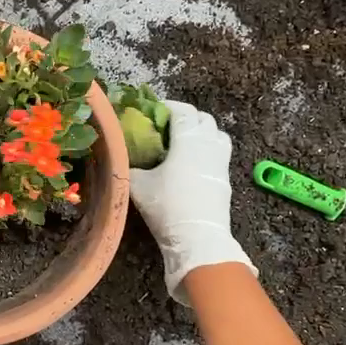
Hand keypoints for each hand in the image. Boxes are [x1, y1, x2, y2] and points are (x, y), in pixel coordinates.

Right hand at [128, 100, 255, 303]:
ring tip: (184, 145)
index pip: (182, 110)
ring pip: (216, 134)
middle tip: (167, 128)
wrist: (198, 237)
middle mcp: (209, 143)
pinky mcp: (226, 179)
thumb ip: (129, 167)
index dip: (167, 106)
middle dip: (186, 118)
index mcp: (188, 138)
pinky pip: (219, 154)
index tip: (153, 111)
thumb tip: (119, 158)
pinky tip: (193, 165)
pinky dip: (208, 151)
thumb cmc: (167, 205)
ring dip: (202, 133)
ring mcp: (221, 161)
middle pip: (203, 118)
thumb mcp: (138, 186)